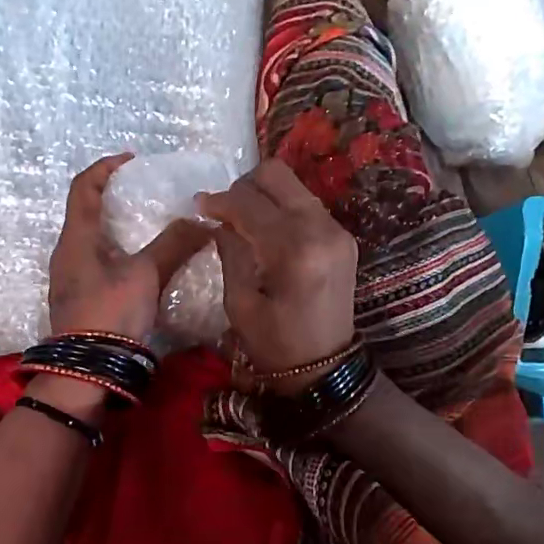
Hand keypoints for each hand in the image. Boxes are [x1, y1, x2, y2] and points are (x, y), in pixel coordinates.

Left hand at [48, 153, 212, 340]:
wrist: (88, 370)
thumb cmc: (111, 314)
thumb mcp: (145, 275)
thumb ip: (172, 245)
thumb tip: (202, 221)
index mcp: (76, 239)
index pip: (84, 187)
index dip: (106, 168)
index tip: (131, 161)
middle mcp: (66, 255)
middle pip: (84, 213)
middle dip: (112, 199)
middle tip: (141, 195)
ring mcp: (68, 280)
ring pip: (90, 242)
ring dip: (115, 230)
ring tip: (146, 231)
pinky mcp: (77, 302)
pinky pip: (95, 265)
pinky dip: (115, 254)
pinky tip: (137, 267)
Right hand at [200, 160, 357, 392]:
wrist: (326, 368)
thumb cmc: (277, 346)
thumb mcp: (240, 305)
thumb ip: (231, 254)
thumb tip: (221, 221)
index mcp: (294, 251)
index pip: (249, 203)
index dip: (219, 201)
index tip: (199, 207)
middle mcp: (322, 229)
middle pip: (276, 175)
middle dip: (244, 188)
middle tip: (225, 212)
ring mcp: (338, 231)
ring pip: (294, 186)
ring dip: (265, 197)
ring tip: (244, 222)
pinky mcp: (344, 238)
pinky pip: (308, 205)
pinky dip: (283, 210)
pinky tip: (269, 234)